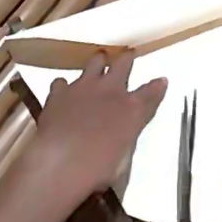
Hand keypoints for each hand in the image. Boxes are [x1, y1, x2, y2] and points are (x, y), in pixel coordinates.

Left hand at [33, 50, 167, 197]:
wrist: (61, 162)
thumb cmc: (98, 169)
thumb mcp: (123, 158)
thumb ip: (126, 139)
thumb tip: (123, 135)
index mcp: (132, 108)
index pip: (151, 92)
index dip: (157, 86)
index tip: (161, 80)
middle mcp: (111, 91)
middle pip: (123, 64)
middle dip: (127, 57)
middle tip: (128, 53)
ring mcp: (84, 87)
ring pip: (95, 62)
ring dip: (98, 61)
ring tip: (98, 61)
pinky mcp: (60, 92)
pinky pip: (62, 81)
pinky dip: (64, 86)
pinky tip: (62, 92)